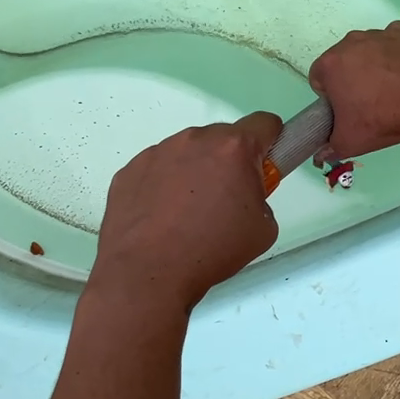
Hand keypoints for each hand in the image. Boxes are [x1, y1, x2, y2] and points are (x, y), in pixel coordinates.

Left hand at [93, 112, 282, 312]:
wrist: (146, 276)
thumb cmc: (215, 249)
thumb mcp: (265, 225)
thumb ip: (261, 195)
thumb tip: (243, 192)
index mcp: (235, 148)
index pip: (265, 122)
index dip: (272, 141)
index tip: (266, 164)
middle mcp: (195, 140)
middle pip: (225, 136)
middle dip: (231, 158)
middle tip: (227, 195)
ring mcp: (157, 153)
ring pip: (189, 150)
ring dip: (197, 168)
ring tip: (188, 209)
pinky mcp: (128, 171)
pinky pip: (158, 167)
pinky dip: (165, 182)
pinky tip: (162, 215)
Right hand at [307, 21, 399, 161]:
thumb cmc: (385, 118)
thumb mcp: (350, 141)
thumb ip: (331, 146)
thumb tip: (323, 153)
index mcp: (330, 64)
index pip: (320, 79)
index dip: (333, 97)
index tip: (350, 109)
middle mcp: (352, 42)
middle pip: (346, 62)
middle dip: (354, 79)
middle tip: (373, 101)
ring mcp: (382, 34)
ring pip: (372, 50)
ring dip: (378, 64)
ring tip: (396, 88)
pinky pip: (397, 41)